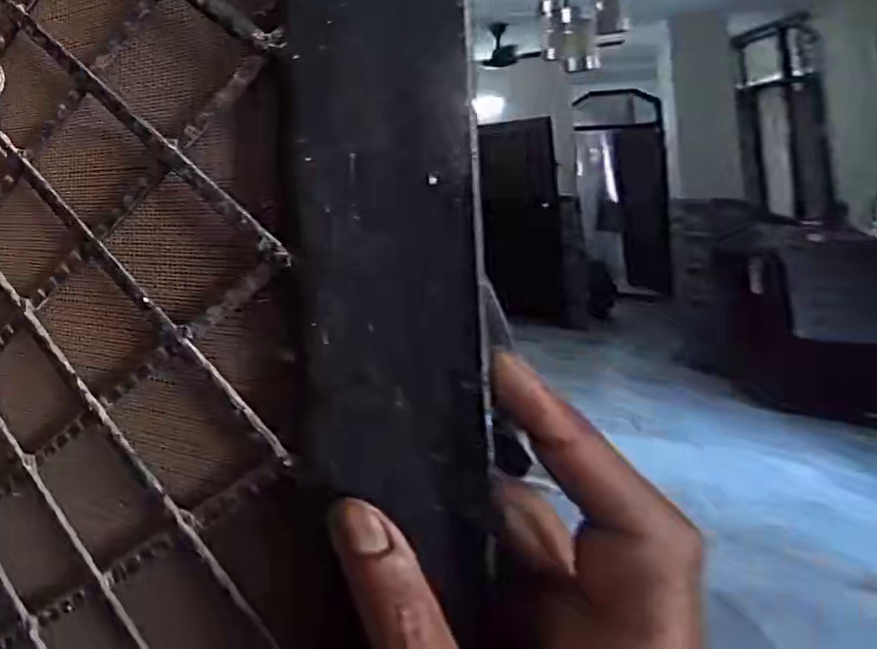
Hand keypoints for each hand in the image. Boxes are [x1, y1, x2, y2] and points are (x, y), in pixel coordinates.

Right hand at [329, 352, 702, 648]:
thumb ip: (413, 622)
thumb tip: (356, 513)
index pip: (640, 531)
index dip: (580, 443)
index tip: (503, 374)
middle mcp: (607, 636)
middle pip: (539, 525)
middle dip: (452, 478)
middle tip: (372, 427)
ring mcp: (560, 642)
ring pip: (496, 550)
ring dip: (426, 516)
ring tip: (356, 483)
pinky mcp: (516, 646)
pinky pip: (470, 577)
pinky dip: (421, 550)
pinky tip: (368, 538)